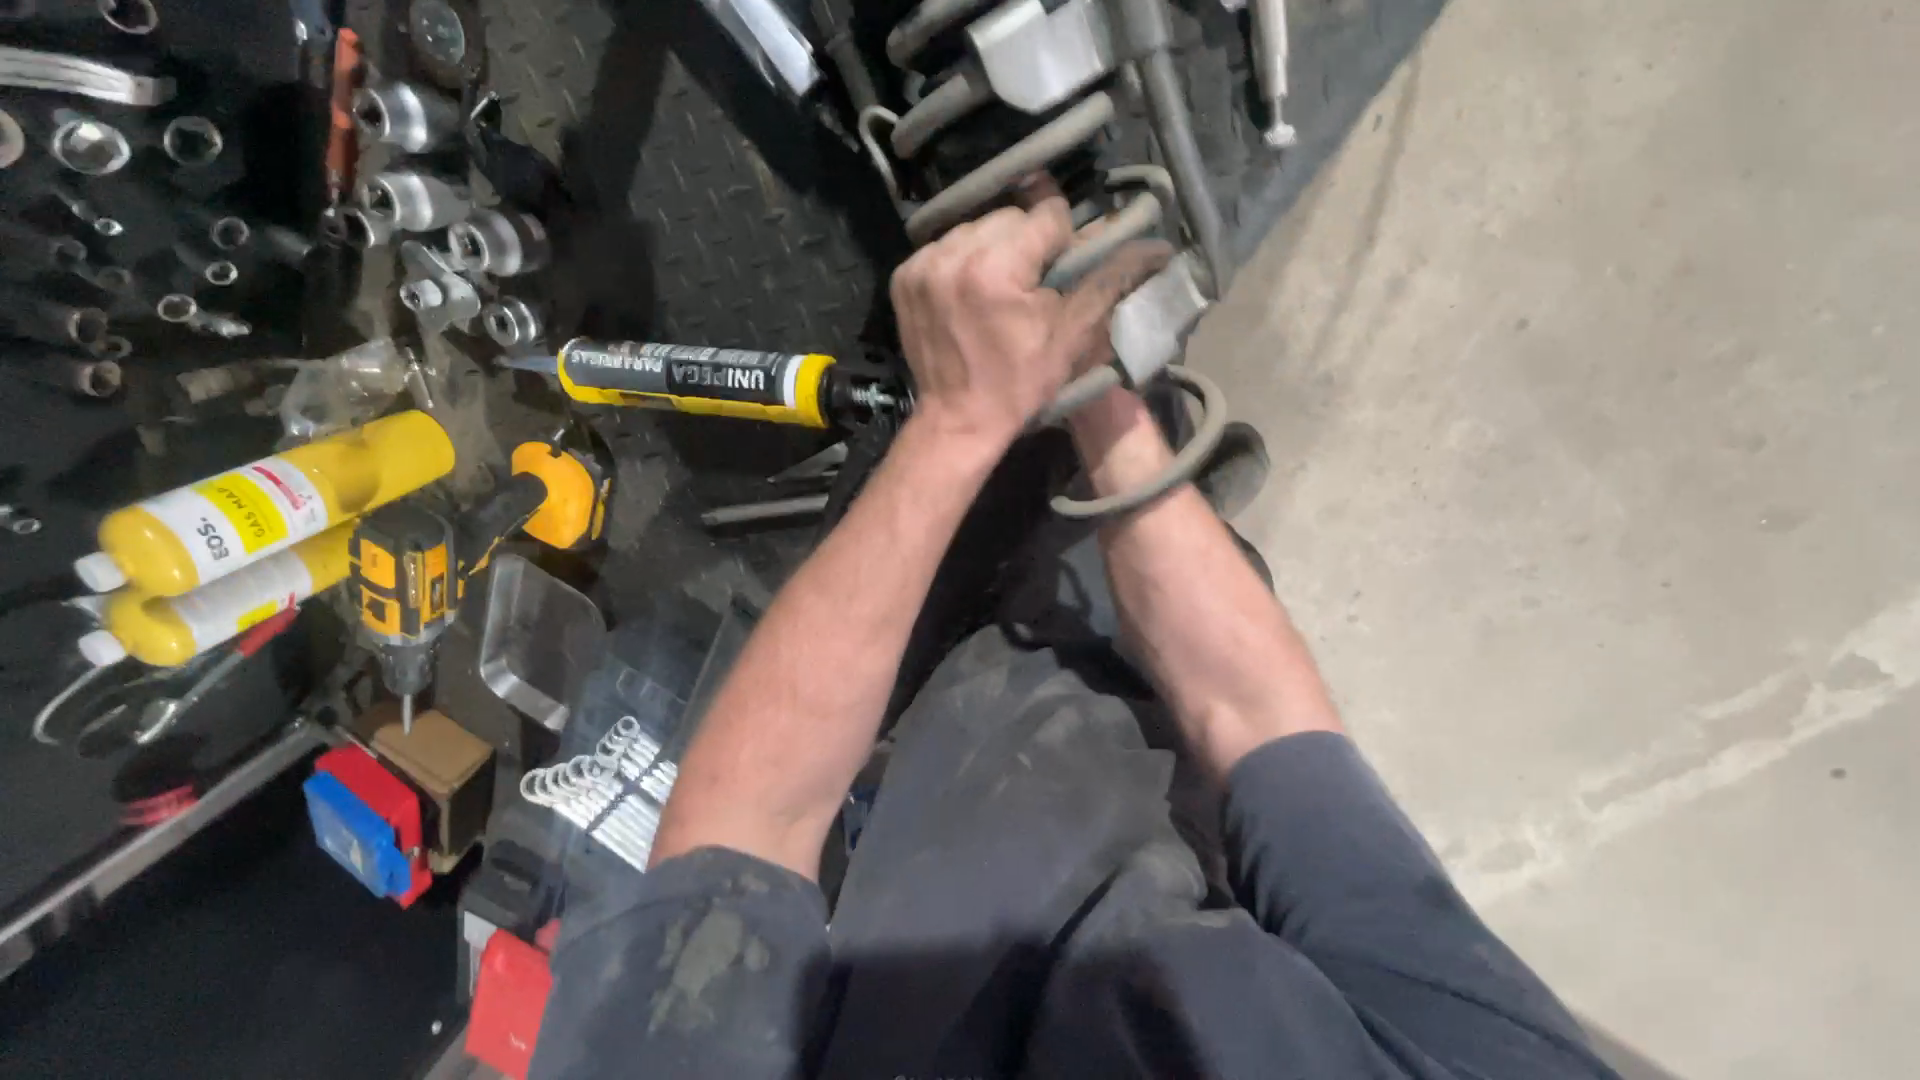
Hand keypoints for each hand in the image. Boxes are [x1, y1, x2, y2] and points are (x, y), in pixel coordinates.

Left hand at [891, 182, 1169, 452]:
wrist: (958, 420)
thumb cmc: (1018, 384)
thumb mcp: (1071, 336)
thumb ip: (1105, 280)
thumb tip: (1150, 246)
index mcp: (995, 268)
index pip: (1047, 217)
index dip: (1062, 245)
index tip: (1058, 278)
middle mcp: (952, 255)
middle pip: (1009, 218)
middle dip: (1025, 246)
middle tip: (1029, 289)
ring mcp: (922, 265)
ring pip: (976, 228)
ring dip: (993, 251)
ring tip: (998, 292)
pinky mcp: (904, 276)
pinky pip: (946, 247)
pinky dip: (962, 263)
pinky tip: (969, 294)